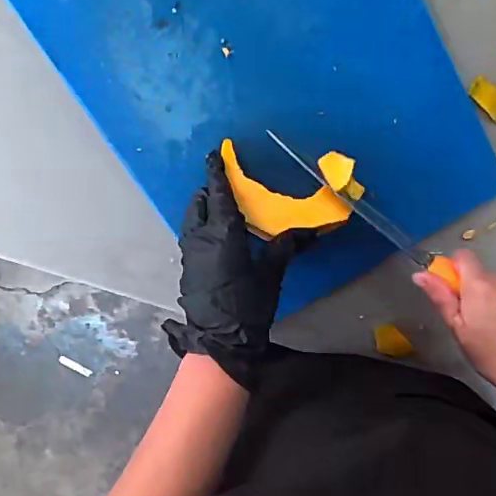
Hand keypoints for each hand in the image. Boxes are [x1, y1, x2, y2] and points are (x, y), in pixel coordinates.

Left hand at [161, 151, 315, 389]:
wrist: (219, 340)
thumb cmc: (247, 304)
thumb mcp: (270, 274)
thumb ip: (283, 247)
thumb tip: (308, 231)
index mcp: (222, 232)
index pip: (218, 193)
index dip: (217, 172)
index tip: (215, 154)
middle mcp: (200, 237)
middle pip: (198, 203)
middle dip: (208, 192)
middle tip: (225, 189)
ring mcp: (189, 254)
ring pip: (192, 221)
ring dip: (203, 212)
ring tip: (221, 213)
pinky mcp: (187, 269)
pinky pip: (192, 238)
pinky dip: (202, 230)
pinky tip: (217, 241)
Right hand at [413, 250, 495, 393]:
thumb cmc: (490, 354)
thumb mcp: (458, 328)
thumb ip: (440, 297)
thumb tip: (420, 275)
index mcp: (479, 285)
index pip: (463, 256)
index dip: (453, 268)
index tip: (451, 290)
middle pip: (481, 275)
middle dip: (473, 290)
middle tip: (472, 319)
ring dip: (493, 298)